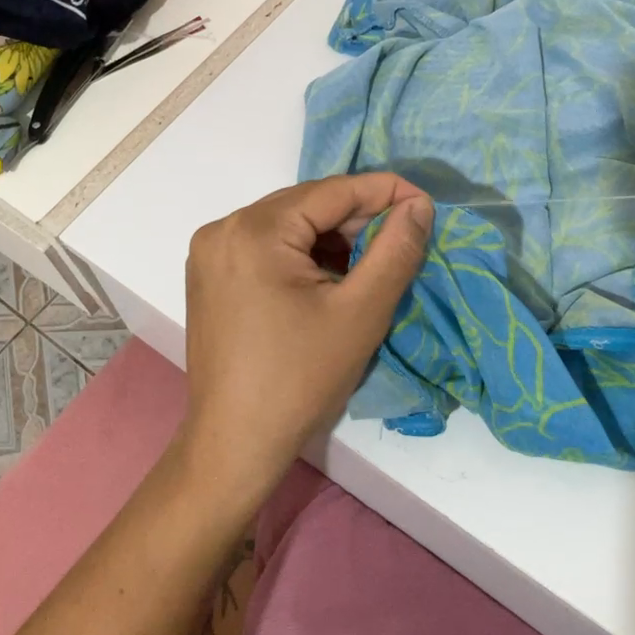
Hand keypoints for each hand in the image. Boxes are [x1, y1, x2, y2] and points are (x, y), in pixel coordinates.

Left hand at [180, 174, 432, 491]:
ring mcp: (210, 253)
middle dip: (358, 218)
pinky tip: (332, 278)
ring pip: (287, 226)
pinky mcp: (209, 276)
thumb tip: (418, 205)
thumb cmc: (300, 380)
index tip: (426, 204)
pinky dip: (303, 255)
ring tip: (373, 262)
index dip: (384, 192)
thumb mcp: (360, 313)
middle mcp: (223, 228)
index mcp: (254, 230)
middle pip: (306, 205)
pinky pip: (266, 247)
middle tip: (404, 239)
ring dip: (332, 238)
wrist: (234, 443)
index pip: (331, 191)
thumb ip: (395, 251)